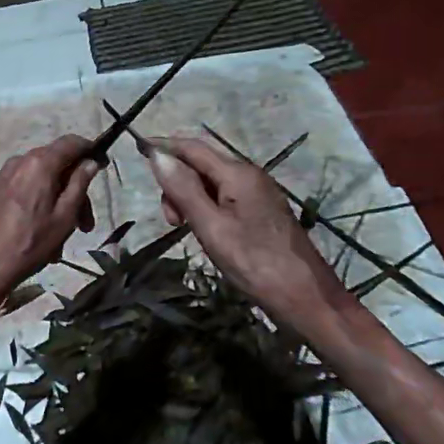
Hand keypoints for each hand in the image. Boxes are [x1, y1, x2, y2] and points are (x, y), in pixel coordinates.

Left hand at [0, 135, 100, 299]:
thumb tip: (90, 162)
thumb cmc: (30, 242)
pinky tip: (45, 233)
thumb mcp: (64, 216)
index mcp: (39, 163)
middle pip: (57, 164)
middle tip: (86, 224)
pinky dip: (42, 203)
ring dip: (59, 201)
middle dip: (76, 190)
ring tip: (64, 237)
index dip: (89, 151)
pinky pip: (28, 188)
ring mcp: (6, 175)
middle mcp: (21, 161)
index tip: (102, 167)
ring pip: (43, 179)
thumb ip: (79, 184)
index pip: (71, 142)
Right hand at [147, 136, 340, 311]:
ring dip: (191, 197)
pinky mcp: (263, 211)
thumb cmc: (254, 262)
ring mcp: (259, 193)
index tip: (138, 147)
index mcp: (237, 174)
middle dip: (177, 182)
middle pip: (202, 164)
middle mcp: (250, 175)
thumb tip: (158, 156)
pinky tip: (206, 231)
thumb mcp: (210, 226)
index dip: (164, 145)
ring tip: (187, 229)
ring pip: (212, 182)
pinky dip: (207, 207)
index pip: (192, 147)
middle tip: (170, 220)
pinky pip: (226, 197)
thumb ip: (183, 189)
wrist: (306, 297)